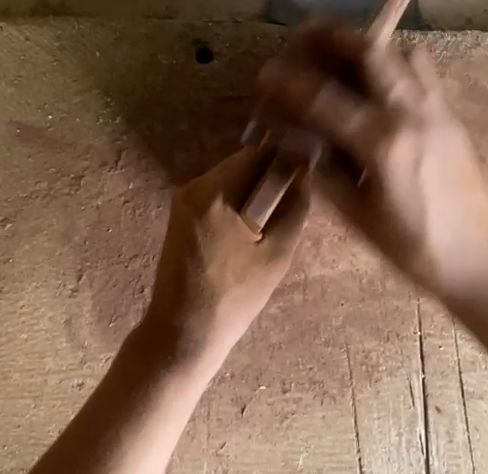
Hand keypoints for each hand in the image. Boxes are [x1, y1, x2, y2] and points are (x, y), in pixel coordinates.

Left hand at [144, 147, 309, 358]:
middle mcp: (193, 187)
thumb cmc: (233, 299)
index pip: (256, 154)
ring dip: (254, 186)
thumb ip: (293, 209)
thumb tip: (305, 176)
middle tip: (298, 187)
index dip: (285, 156)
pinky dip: (237, 198)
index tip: (307, 165)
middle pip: (240, 163)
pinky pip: (215, 193)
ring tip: (280, 206)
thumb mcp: (275, 256)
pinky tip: (254, 221)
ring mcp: (183, 200)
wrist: (181, 334)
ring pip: (228, 177)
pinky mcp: (180, 214)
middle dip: (270, 171)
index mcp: (215, 193)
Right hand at [256, 23, 487, 305]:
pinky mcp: (450, 113)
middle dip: (331, 36)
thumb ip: (321, 172)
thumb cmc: (415, 249)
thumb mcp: (358, 217)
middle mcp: (411, 114)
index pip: (324, 98)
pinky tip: (378, 78)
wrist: (482, 261)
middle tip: (304, 33)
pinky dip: (394, 59)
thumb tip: (287, 140)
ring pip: (399, 50)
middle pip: (369, 50)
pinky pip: (421, 69)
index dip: (289, 83)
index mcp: (383, 144)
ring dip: (365, 43)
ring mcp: (436, 109)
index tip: (265, 74)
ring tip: (340, 51)